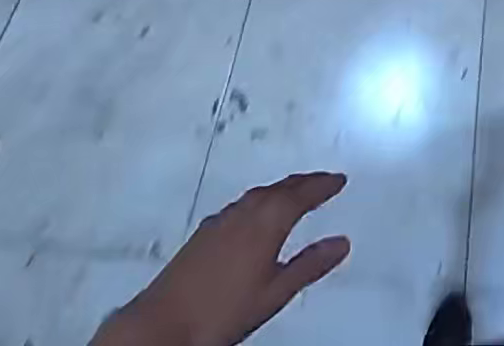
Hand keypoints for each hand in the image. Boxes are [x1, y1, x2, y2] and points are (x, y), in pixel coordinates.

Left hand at [94, 172, 350, 345]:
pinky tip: (257, 214)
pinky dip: (261, 200)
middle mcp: (248, 208)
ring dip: (283, 189)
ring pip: (262, 193)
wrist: (160, 325)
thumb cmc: (223, 311)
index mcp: (269, 218)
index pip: (304, 192)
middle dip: (306, 182)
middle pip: (283, 186)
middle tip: (324, 181)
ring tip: (296, 193)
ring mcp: (224, 217)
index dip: (325, 184)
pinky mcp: (206, 230)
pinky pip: (244, 203)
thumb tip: (343, 242)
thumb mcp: (275, 292)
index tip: (340, 179)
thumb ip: (310, 264)